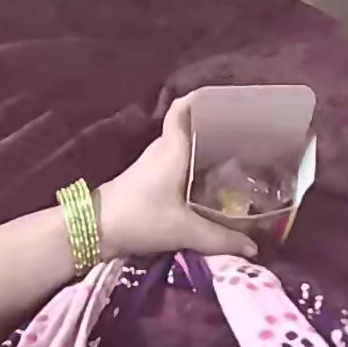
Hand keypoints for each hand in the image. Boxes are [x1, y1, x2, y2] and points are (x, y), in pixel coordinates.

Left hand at [97, 94, 260, 259]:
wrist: (94, 230)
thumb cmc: (140, 218)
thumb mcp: (183, 230)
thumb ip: (220, 238)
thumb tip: (253, 248)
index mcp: (171, 148)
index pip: (185, 108)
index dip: (205, 98)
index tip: (232, 100)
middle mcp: (162, 149)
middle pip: (191, 126)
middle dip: (217, 127)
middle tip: (250, 134)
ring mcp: (153, 164)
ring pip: (184, 146)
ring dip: (206, 148)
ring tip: (239, 155)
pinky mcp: (149, 180)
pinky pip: (178, 163)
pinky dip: (195, 166)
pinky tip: (213, 180)